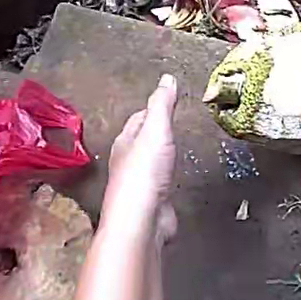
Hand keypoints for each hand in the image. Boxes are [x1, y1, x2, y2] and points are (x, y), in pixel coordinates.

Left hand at [103, 75, 178, 243]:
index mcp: (126, 141)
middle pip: (142, 140)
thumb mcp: (157, 129)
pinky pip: (159, 181)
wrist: (141, 220)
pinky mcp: (151, 201)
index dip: (153, 108)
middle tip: (172, 121)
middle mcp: (128, 161)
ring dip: (160, 153)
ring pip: (149, 161)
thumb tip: (167, 78)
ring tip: (174, 146)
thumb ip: (162, 104)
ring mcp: (139, 183)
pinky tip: (173, 176)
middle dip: (154, 130)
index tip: (168, 100)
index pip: (139, 117)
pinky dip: (166, 174)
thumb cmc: (145, 172)